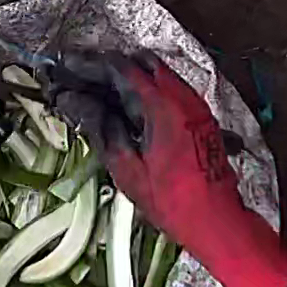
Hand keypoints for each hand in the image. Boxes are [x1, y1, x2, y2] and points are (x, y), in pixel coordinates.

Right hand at [48, 50, 286, 286]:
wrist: (220, 224)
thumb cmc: (170, 200)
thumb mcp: (126, 167)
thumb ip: (100, 127)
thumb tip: (73, 101)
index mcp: (163, 107)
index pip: (122, 69)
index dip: (91, 64)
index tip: (67, 65)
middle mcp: (183, 98)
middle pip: (142, 63)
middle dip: (109, 66)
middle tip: (81, 76)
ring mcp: (195, 106)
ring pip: (158, 73)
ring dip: (128, 75)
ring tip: (98, 89)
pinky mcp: (200, 117)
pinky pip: (170, 87)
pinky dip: (146, 87)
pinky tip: (126, 105)